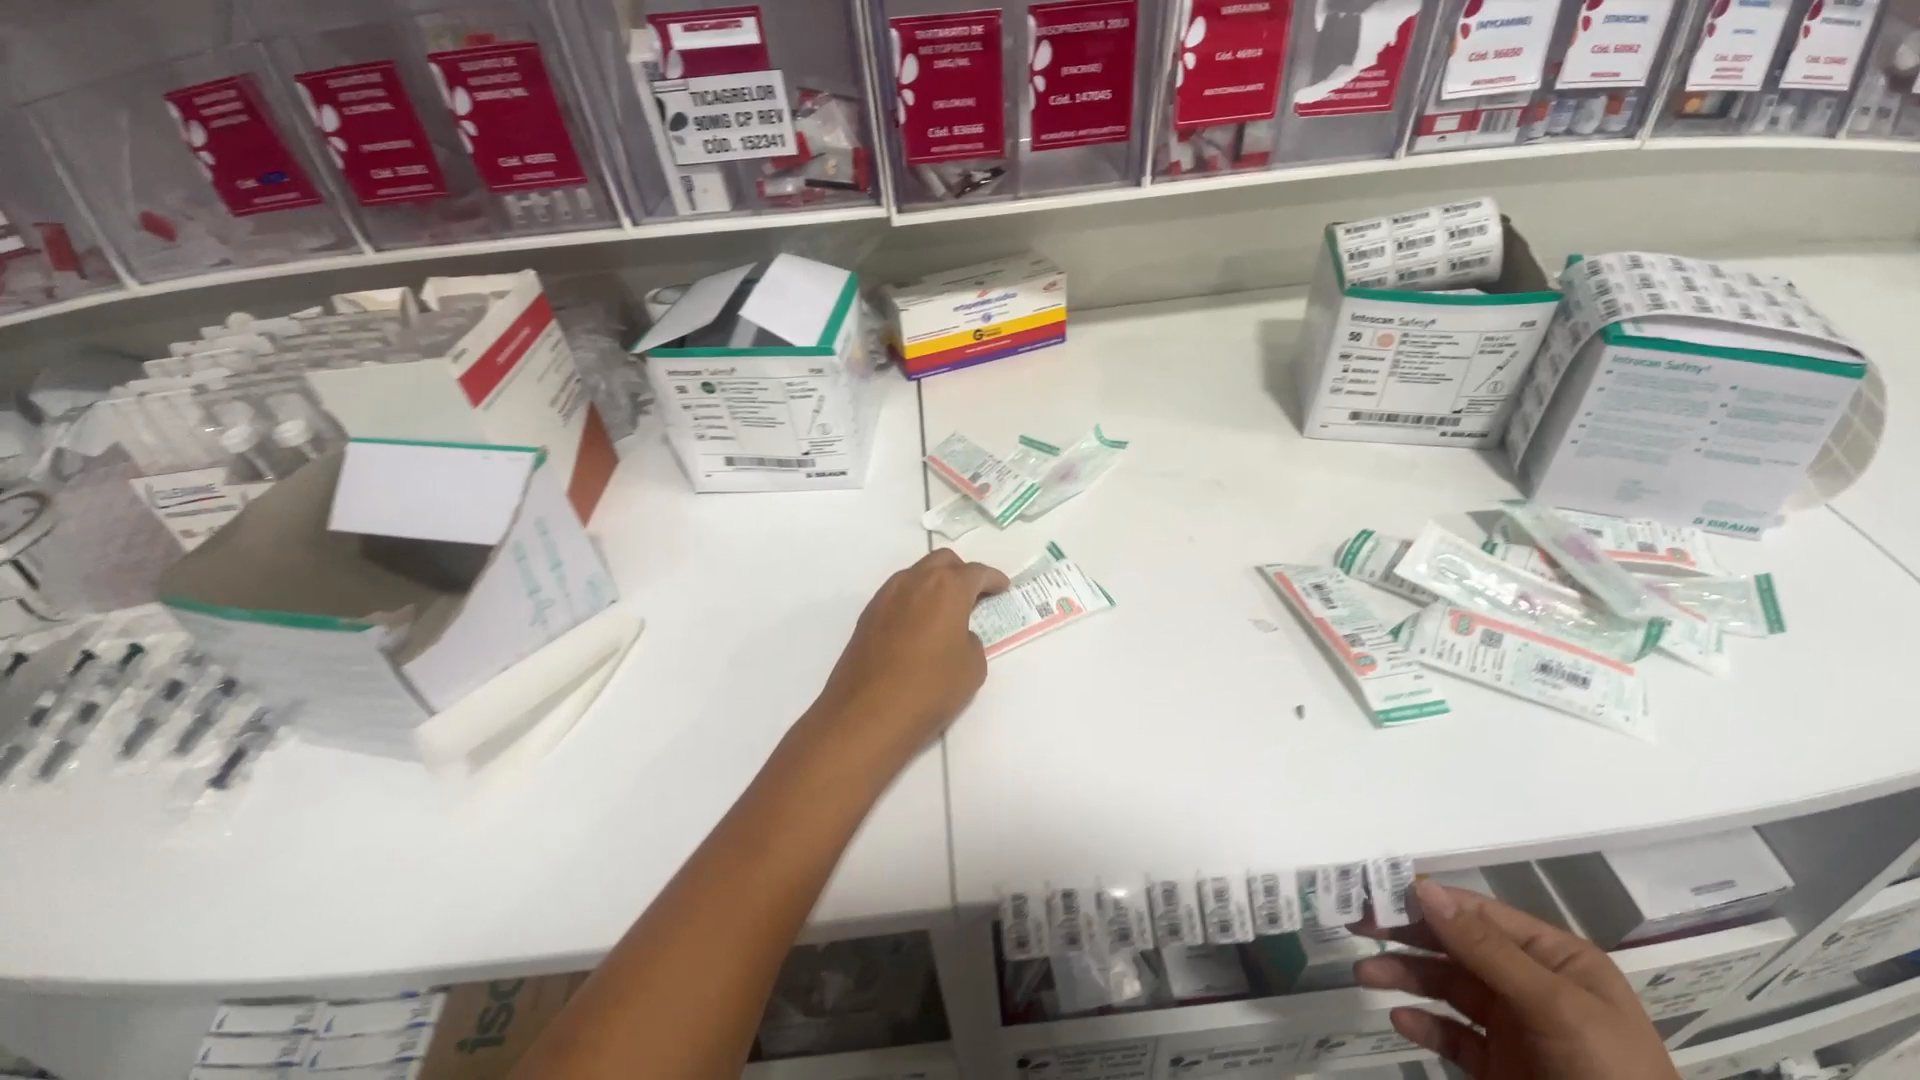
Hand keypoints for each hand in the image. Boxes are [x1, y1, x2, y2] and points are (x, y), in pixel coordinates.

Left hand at [807, 549, 1008, 764]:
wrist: (867, 714)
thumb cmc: (930, 688)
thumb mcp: (972, 667)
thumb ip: (971, 641)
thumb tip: (957, 636)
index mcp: (947, 587)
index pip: (976, 572)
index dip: (992, 579)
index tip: (1001, 586)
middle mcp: (914, 581)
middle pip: (942, 562)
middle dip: (961, 573)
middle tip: (974, 596)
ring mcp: (885, 596)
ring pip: (916, 575)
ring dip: (934, 584)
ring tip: (945, 611)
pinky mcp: (867, 616)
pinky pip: (897, 596)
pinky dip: (914, 601)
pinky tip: (919, 626)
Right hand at [1355, 879, 1678, 1079]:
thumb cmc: (1607, 1073)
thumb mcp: (1555, 1006)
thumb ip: (1487, 949)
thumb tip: (1425, 890)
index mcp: (1557, 960)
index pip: (1480, 915)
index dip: (1428, 902)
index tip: (1374, 895)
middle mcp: (1533, 985)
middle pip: (1457, 948)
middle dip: (1408, 936)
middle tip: (1357, 927)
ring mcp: (1516, 1028)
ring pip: (1447, 989)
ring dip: (1406, 977)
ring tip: (1364, 975)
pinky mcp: (1500, 1067)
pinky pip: (1453, 1036)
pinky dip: (1424, 1025)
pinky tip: (1400, 1021)